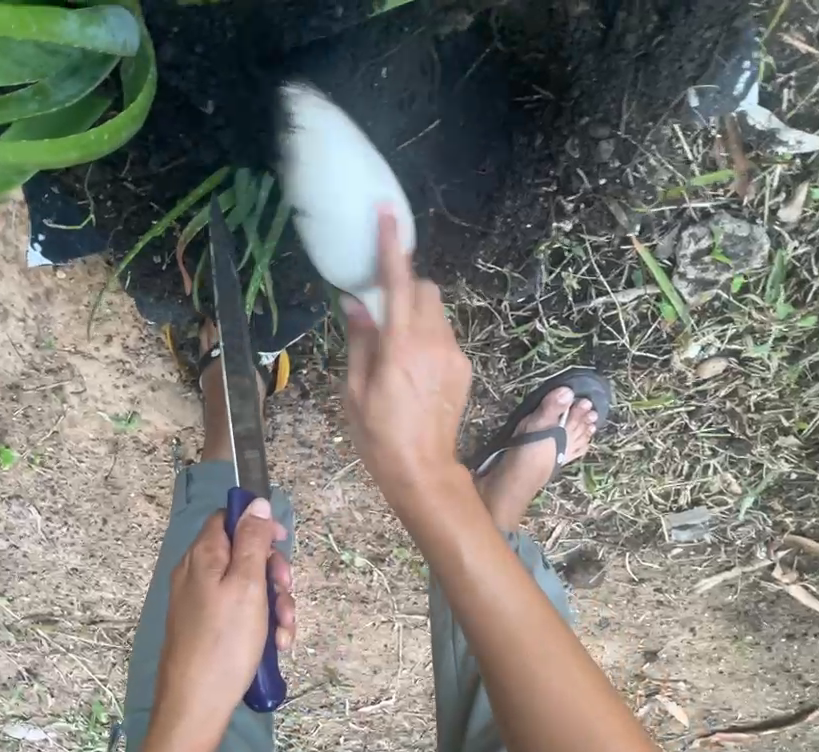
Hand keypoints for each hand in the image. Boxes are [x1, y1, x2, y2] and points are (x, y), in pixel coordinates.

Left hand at [152, 500, 294, 751]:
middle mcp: (197, 575)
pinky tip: (274, 648)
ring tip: (283, 633)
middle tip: (285, 594)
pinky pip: (240, 615)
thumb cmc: (224, 643)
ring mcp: (201, 604)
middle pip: (243, 555)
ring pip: (248, 588)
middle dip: (273, 574)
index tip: (283, 543)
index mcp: (203, 557)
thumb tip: (257, 502)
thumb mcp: (247, 585)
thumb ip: (252, 541)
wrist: (197, 706)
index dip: (257, 526)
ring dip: (274, 606)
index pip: (228, 519)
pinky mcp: (207, 630)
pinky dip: (261, 626)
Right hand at [341, 206, 471, 512]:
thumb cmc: (379, 436)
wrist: (423, 470)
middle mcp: (433, 342)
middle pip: (425, 289)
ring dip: (416, 314)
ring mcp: (454, 354)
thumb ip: (360, 341)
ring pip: (437, 312)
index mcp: (401, 347)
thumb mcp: (355, 392)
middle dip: (404, 287)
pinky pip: (445, 336)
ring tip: (397, 348)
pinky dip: (428, 337)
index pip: (398, 283)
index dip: (392, 246)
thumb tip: (356, 304)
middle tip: (382, 310)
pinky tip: (414, 369)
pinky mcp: (464, 367)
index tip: (387, 214)